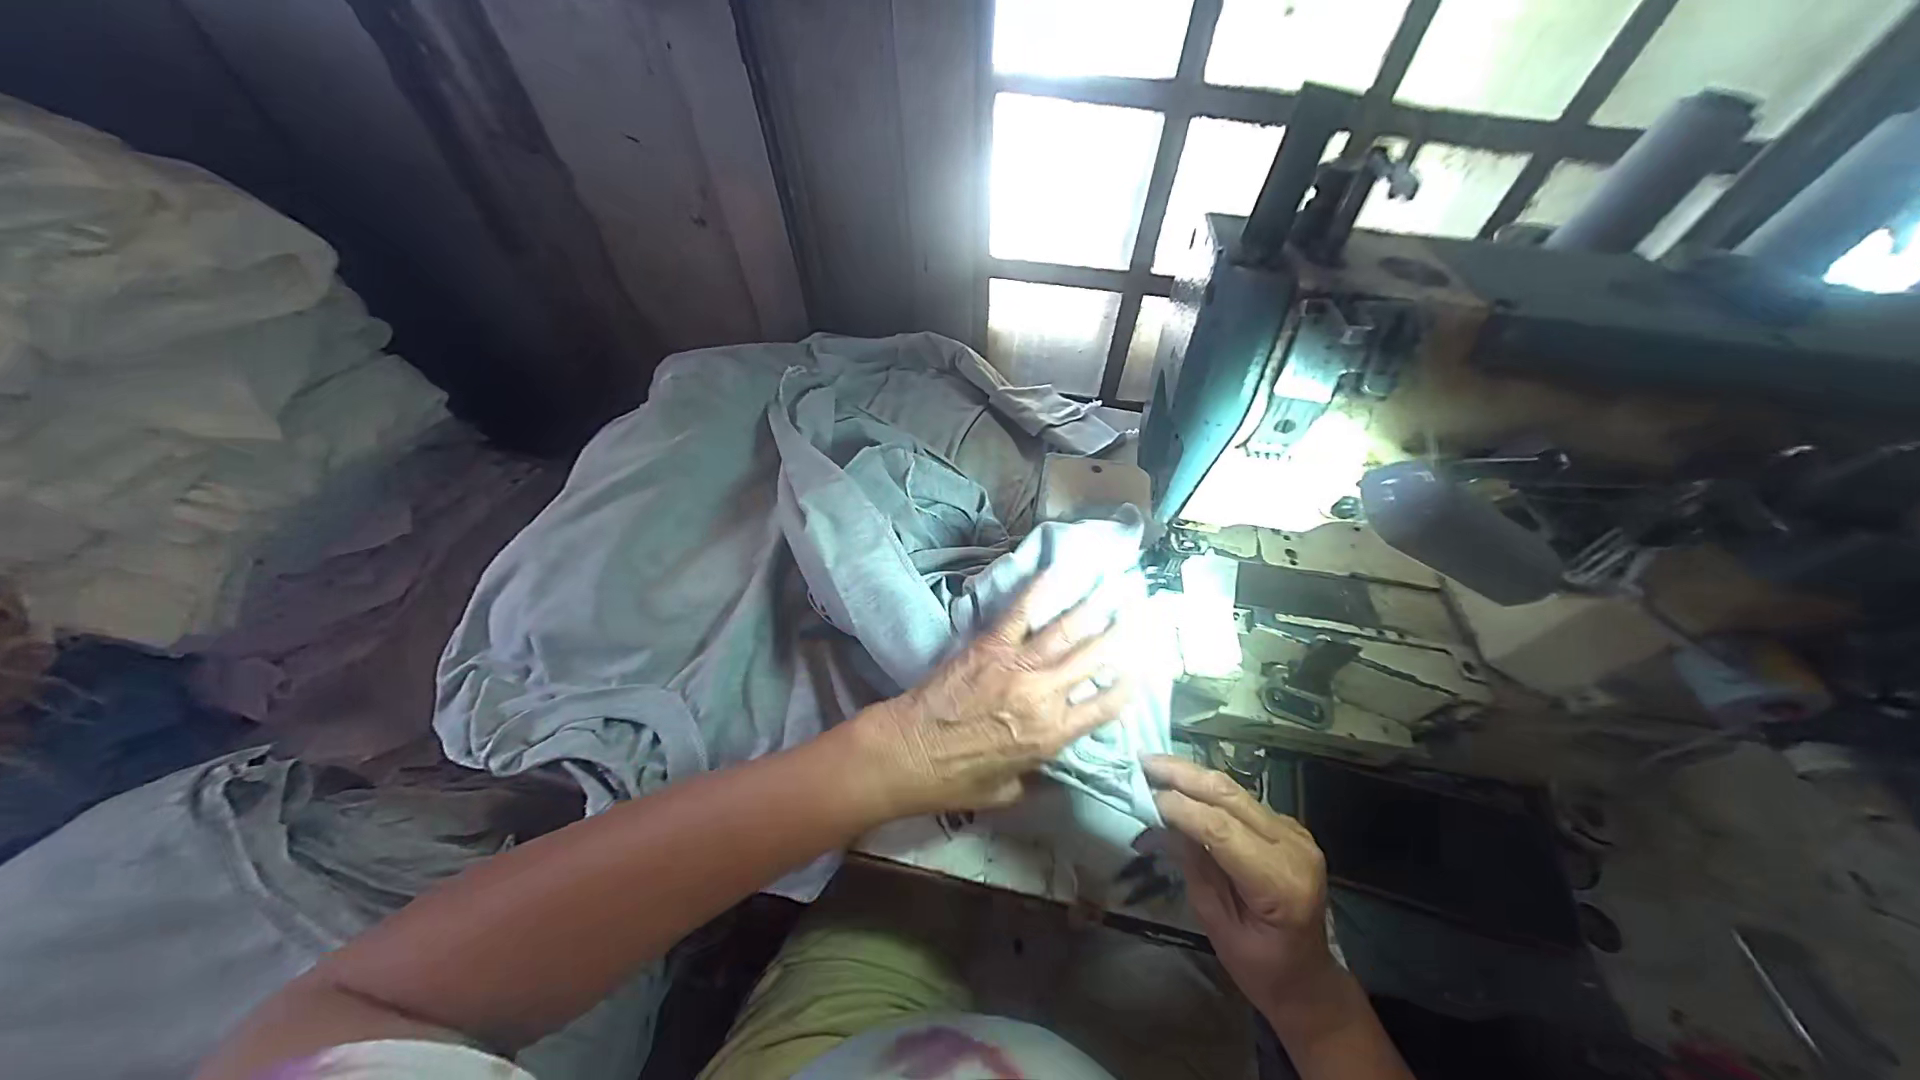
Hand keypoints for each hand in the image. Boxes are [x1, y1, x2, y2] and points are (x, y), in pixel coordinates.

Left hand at [846, 577, 1134, 818]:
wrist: (908, 753)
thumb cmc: (955, 780)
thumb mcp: (1009, 790)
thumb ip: (1039, 773)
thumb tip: (1053, 761)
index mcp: (1053, 735)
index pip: (1106, 705)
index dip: (1128, 683)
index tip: (1143, 665)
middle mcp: (1044, 696)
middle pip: (1095, 658)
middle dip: (1124, 632)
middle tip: (1143, 610)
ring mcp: (1018, 666)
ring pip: (1067, 630)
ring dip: (1096, 605)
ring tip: (1119, 586)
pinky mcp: (990, 646)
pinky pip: (1021, 612)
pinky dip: (1042, 588)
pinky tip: (1061, 570)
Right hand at [1145, 755, 1340, 1018]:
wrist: (1308, 977)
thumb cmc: (1261, 966)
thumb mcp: (1216, 923)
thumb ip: (1192, 867)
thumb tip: (1159, 821)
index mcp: (1280, 881)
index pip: (1221, 829)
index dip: (1178, 807)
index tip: (1140, 795)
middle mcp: (1292, 845)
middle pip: (1229, 796)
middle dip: (1181, 774)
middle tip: (1142, 762)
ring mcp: (1293, 831)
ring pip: (1234, 789)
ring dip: (1190, 775)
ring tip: (1152, 765)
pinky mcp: (1285, 825)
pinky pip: (1239, 799)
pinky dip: (1205, 789)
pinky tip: (1178, 784)